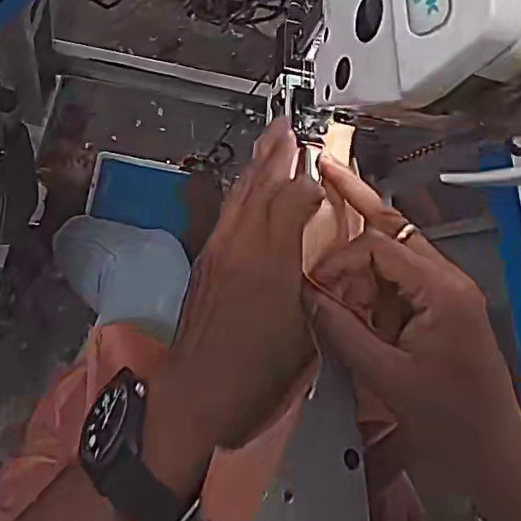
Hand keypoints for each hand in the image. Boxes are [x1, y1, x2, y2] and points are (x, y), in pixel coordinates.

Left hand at [155, 120, 323, 461]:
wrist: (198, 390)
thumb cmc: (255, 372)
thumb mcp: (305, 332)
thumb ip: (315, 285)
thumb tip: (322, 258)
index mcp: (273, 265)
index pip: (291, 202)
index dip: (308, 182)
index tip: (320, 173)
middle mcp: (242, 248)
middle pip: (262, 187)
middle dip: (278, 154)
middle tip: (290, 130)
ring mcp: (220, 249)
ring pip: (242, 193)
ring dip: (257, 163)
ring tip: (270, 141)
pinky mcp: (206, 257)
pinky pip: (228, 209)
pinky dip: (242, 187)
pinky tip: (248, 180)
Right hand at [303, 160, 520, 520]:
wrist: (496, 463)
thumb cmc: (456, 428)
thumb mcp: (389, 379)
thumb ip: (343, 330)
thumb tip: (310, 296)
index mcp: (443, 291)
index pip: (379, 247)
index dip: (340, 260)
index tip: (315, 285)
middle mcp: (448, 281)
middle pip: (394, 227)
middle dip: (357, 200)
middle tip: (326, 172)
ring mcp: (447, 293)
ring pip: (395, 249)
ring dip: (359, 257)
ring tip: (329, 273)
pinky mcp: (440, 309)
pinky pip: (399, 278)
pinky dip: (370, 281)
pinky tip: (350, 296)